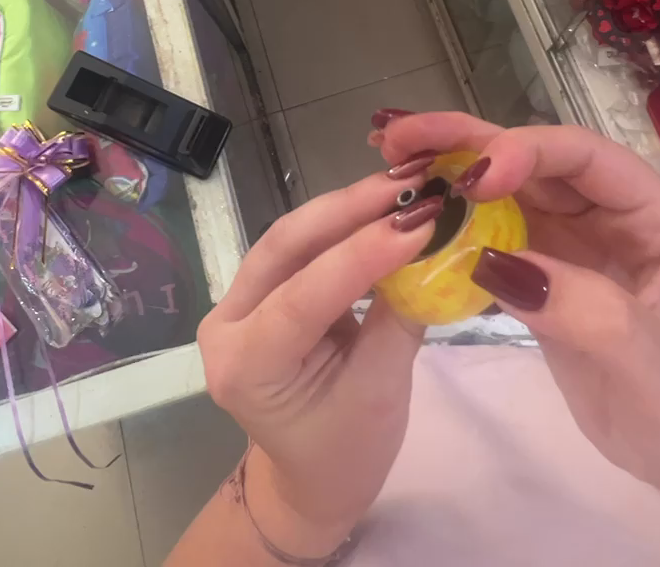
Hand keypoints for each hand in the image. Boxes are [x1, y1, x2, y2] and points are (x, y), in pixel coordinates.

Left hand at [196, 169, 442, 554]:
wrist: (311, 478)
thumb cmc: (346, 453)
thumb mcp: (380, 393)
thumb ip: (400, 315)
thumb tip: (433, 244)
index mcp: (244, 367)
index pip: (301, 298)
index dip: (361, 254)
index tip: (419, 219)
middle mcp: (225, 324)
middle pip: (284, 247)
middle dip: (349, 209)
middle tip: (410, 182)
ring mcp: (236, 301)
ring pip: (291, 237)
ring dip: (349, 208)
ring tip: (403, 185)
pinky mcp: (259, 288)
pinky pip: (300, 246)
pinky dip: (344, 224)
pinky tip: (382, 206)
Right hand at [378, 113, 659, 537]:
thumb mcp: (649, 363)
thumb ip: (577, 305)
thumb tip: (485, 260)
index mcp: (655, 212)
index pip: (583, 157)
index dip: (525, 152)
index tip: (472, 179)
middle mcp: (610, 211)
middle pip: (532, 160)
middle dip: (466, 142)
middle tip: (397, 135)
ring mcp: (574, 239)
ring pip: (505, 191)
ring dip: (449, 172)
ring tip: (390, 160)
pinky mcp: (545, 271)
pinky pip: (493, 234)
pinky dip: (452, 222)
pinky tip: (412, 213)